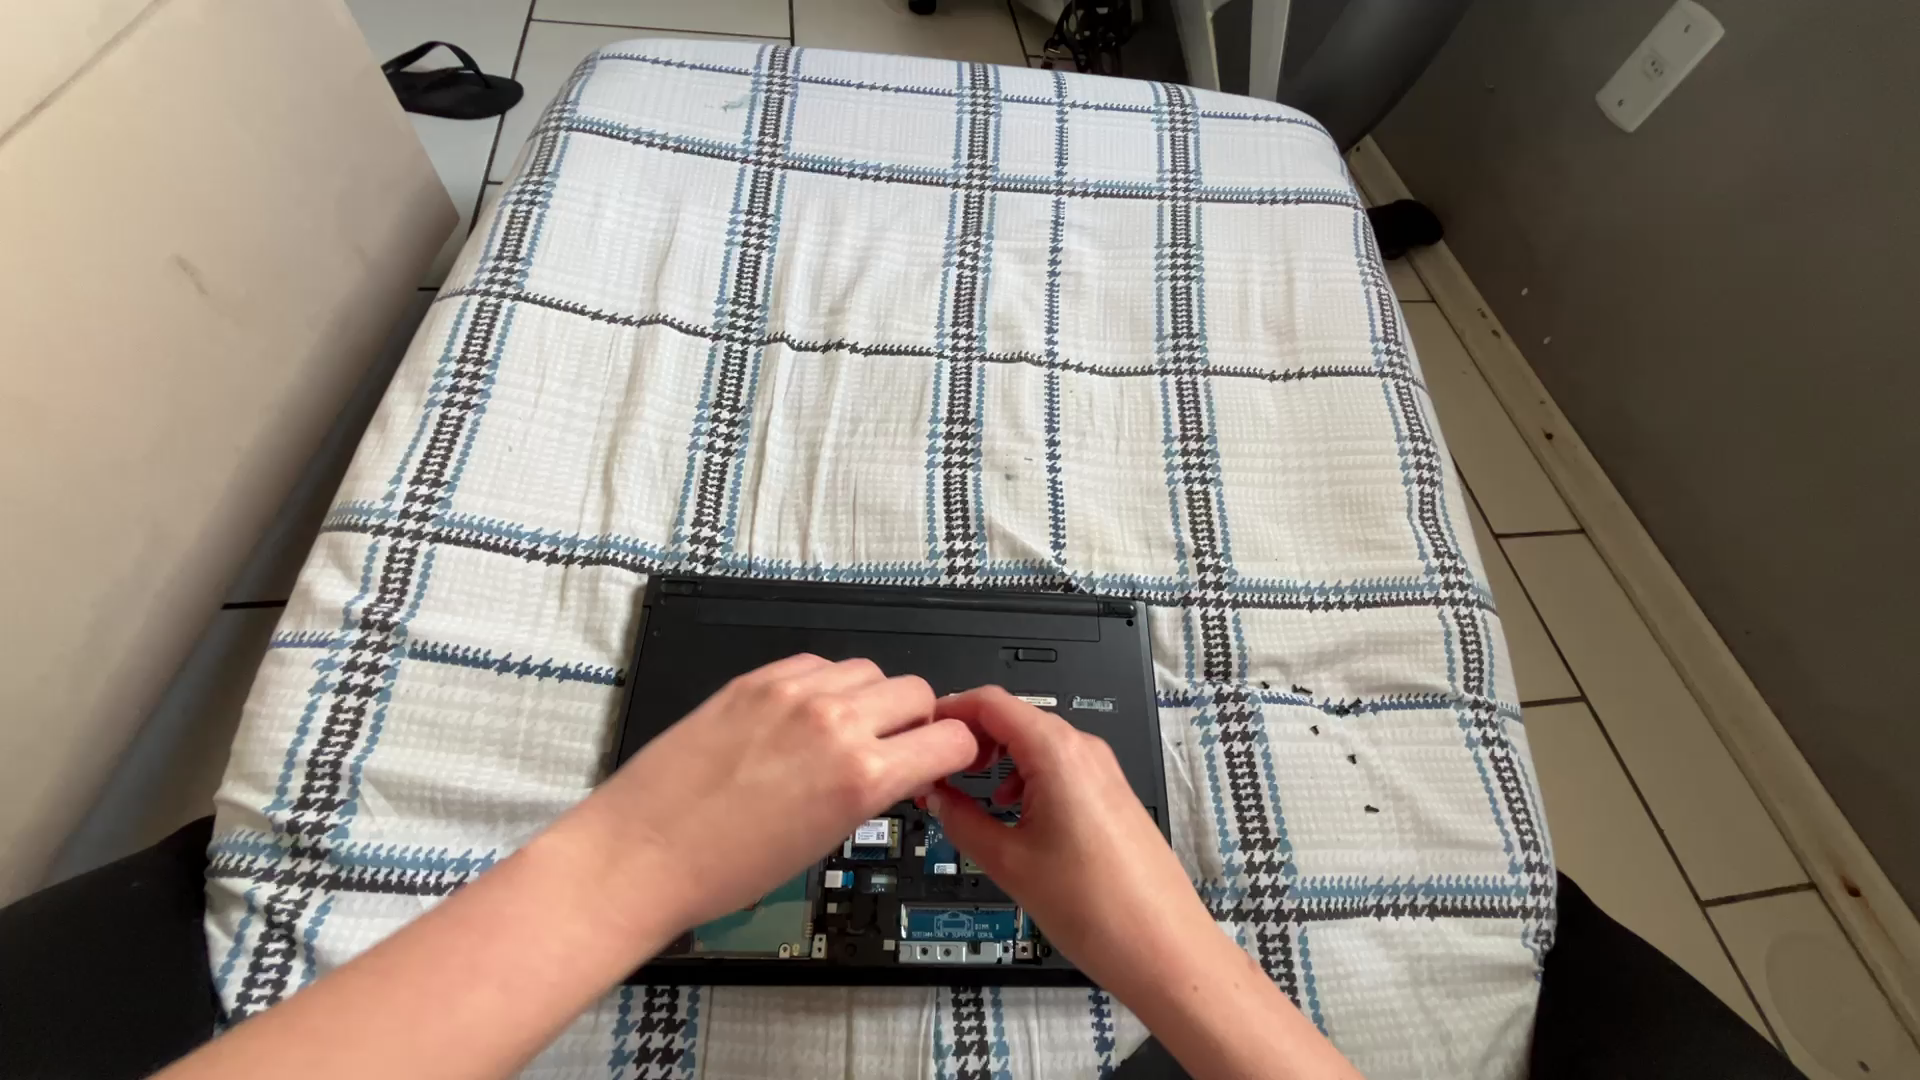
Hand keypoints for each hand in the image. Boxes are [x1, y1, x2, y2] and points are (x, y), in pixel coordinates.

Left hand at [576, 654, 983, 935]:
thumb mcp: (824, 839)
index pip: (949, 738)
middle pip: (917, 690)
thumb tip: (897, 762)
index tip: (944, 755)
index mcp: (861, 778)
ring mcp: (795, 693)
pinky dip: (826, 683)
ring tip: (843, 726)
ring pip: (869, 670)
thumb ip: (870, 788)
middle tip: (894, 741)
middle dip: (917, 719)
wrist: (642, 853)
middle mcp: (836, 724)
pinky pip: (819, 663)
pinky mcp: (758, 677)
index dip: (955, 749)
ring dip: (871, 696)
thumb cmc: (726, 868)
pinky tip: (803, 711)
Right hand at [926, 688, 1365, 1079]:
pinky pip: (1058, 764)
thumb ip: (961, 820)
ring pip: (1035, 741)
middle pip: (1013, 716)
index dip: (949, 708)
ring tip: (969, 789)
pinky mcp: (1110, 792)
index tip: (924, 727)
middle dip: (971, 736)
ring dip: (997, 756)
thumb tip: (938, 797)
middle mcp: (1083, 749)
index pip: (990, 701)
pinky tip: (1011, 807)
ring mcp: (1101, 769)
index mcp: (1057, 752)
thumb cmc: (1101, 909)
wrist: (1165, 949)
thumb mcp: (1009, 863)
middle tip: (938, 765)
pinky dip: (1025, 773)